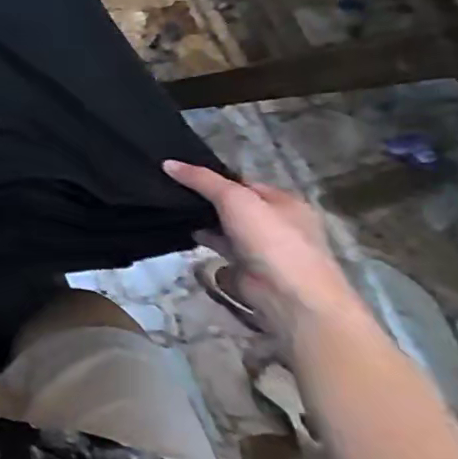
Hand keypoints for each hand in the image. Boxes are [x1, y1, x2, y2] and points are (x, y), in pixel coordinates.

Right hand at [163, 160, 365, 339]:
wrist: (290, 296)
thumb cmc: (271, 239)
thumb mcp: (235, 199)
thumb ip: (202, 180)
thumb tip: (168, 163)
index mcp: (286, 203)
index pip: (244, 183)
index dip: (214, 178)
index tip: (180, 174)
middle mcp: (278, 222)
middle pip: (234, 204)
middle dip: (205, 199)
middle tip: (168, 190)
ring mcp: (264, 246)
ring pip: (226, 225)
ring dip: (202, 220)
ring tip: (168, 209)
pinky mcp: (249, 265)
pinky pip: (221, 245)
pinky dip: (204, 239)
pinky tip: (182, 233)